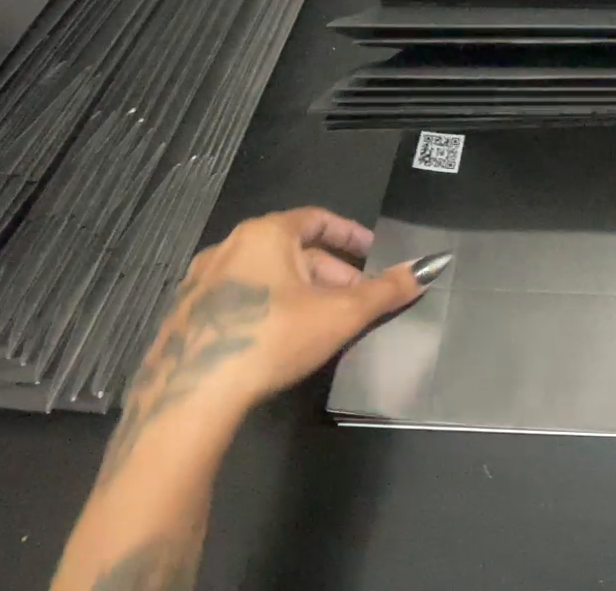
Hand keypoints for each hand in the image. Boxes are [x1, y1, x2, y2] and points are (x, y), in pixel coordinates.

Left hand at [122, 208, 445, 425]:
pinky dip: (268, 307)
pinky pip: (239, 299)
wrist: (191, 396)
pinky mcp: (185, 316)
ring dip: (301, 290)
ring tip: (325, 321)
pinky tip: (281, 339)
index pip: (318, 218)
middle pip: (294, 250)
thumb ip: (387, 290)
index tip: (373, 253)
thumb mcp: (341, 314)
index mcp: (266, 233)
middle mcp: (229, 246)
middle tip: (358, 299)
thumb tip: (430, 268)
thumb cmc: (273, 338)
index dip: (350, 234)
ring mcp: (201, 281)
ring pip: (266, 275)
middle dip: (331, 273)